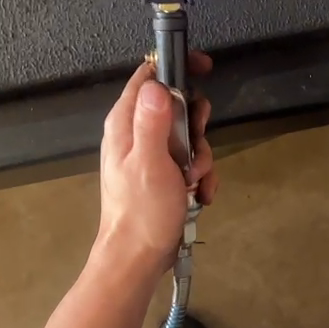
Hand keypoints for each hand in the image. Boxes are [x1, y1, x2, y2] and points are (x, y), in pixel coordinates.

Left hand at [94, 53, 217, 276]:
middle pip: (175, 104)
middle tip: (197, 145)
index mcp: (125, 121)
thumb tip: (157, 84)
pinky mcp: (162, 174)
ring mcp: (150, 154)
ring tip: (194, 180)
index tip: (203, 69)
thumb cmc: (142, 211)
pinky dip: (200, 176)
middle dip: (196, 124)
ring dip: (200, 156)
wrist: (137, 260)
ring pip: (187, 135)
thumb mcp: (149, 163)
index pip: (149, 75)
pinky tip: (198, 194)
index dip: (176, 67)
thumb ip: (152, 121)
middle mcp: (135, 132)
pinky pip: (190, 161)